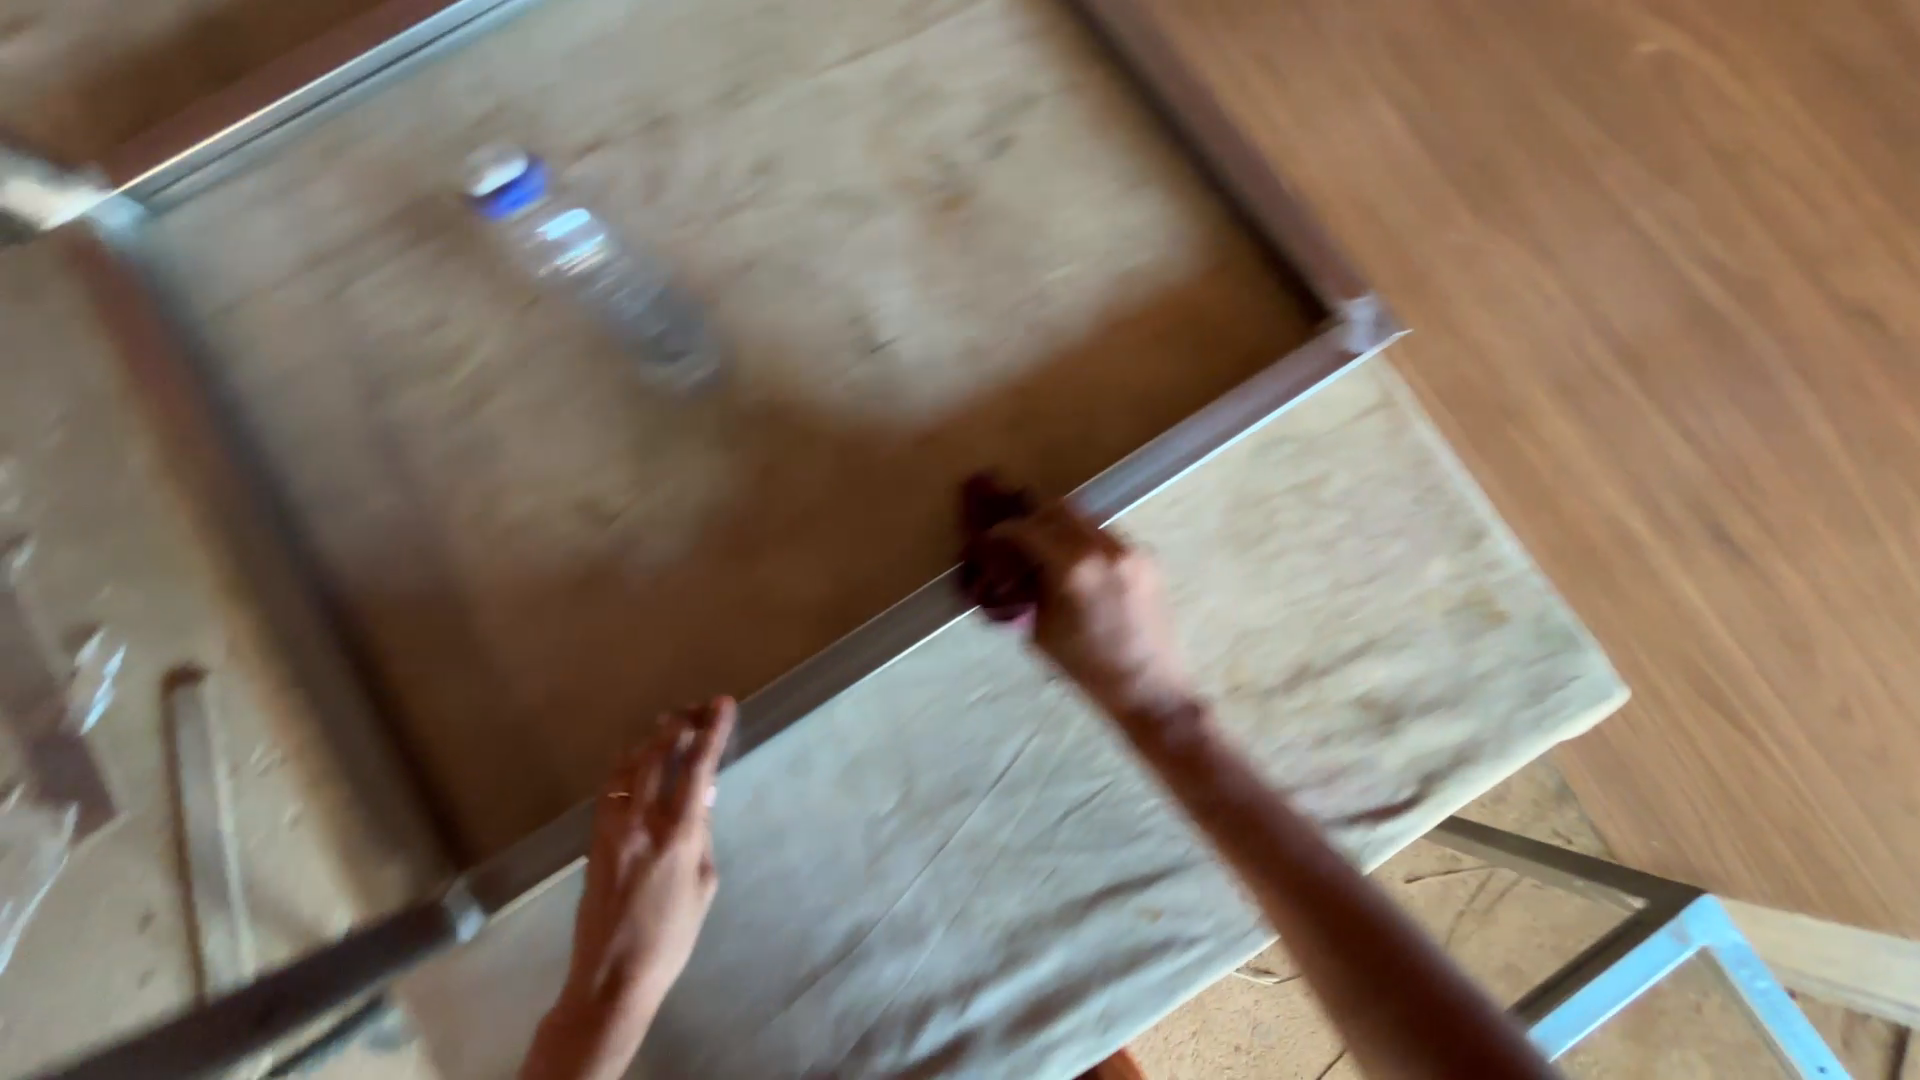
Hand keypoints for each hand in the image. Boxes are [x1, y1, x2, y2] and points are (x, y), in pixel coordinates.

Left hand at [522, 698, 734, 1079]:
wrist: (611, 977)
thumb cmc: (672, 937)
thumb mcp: (704, 885)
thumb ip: (702, 836)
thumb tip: (701, 801)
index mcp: (678, 833)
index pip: (697, 767)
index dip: (712, 730)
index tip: (722, 704)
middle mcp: (642, 821)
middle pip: (657, 754)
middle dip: (678, 724)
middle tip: (695, 708)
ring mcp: (612, 828)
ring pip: (628, 765)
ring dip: (649, 740)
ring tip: (667, 726)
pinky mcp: (594, 840)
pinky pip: (610, 788)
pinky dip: (627, 765)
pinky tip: (636, 761)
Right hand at [991, 502, 1195, 722]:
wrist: (1150, 688)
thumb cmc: (1088, 669)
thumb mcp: (1042, 630)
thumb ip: (1029, 588)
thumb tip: (1017, 567)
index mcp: (1075, 567)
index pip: (1030, 529)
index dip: (1005, 530)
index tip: (993, 537)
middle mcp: (1105, 548)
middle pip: (1060, 509)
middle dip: (1033, 519)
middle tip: (1017, 535)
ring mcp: (1131, 550)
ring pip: (1086, 518)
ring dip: (1061, 527)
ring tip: (1046, 549)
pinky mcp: (1148, 559)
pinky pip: (1107, 536)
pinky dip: (1085, 541)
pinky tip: (1077, 564)